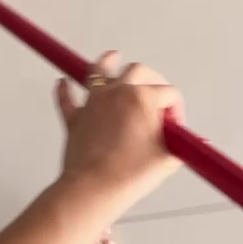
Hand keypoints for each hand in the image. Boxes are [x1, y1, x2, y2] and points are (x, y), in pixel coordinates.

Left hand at [53, 51, 184, 212]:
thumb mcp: (168, 158)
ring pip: (98, 72)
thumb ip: (177, 144)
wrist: (94, 187)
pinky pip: (66, 99)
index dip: (175, 109)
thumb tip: (181, 140)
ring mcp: (93, 102)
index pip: (168, 93)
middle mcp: (117, 92)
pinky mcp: (75, 118)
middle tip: (156, 93)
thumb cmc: (131, 173)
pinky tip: (61, 83)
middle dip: (150, 78)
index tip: (173, 126)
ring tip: (112, 56)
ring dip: (106, 62)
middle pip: (137, 71)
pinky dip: (64, 90)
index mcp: (142, 98)